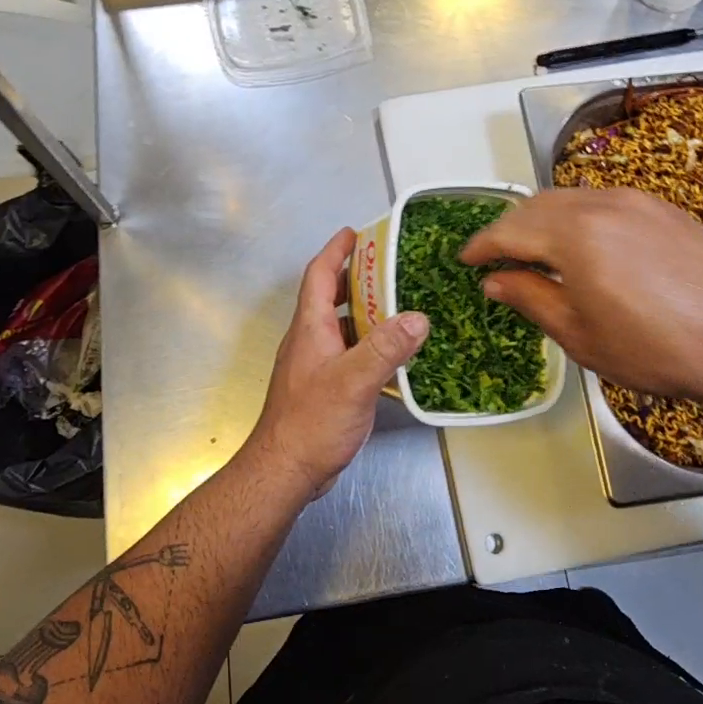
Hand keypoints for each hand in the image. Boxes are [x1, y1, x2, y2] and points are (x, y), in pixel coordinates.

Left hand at [246, 229, 429, 498]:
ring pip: (340, 327)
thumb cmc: (311, 422)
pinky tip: (392, 355)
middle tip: (389, 268)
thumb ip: (385, 348)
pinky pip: (347, 353)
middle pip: (329, 297)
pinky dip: (368, 345)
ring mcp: (314, 365)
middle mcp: (309, 341)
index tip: (355, 232)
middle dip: (356, 278)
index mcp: (310, 328)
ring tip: (400, 306)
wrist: (284, 471)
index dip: (336, 251)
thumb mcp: (353, 381)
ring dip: (365, 312)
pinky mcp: (323, 388)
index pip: (318, 276)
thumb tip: (419, 317)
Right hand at [459, 188, 702, 416]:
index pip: (509, 229)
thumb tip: (495, 280)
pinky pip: (603, 202)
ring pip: (571, 199)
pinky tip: (583, 247)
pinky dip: (577, 217)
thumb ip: (531, 298)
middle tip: (495, 256)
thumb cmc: (657, 349)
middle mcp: (601, 204)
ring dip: (543, 219)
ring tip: (535, 251)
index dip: (482, 244)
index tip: (463, 258)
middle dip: (509, 227)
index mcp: (573, 234)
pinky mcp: (663, 209)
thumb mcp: (581, 335)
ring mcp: (637, 201)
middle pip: (537, 205)